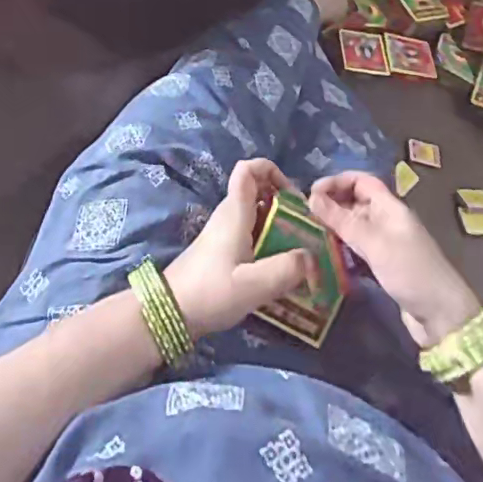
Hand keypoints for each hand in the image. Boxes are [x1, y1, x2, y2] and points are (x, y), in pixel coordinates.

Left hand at [165, 159, 314, 336]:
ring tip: (299, 250)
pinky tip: (279, 268)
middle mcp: (229, 215)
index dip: (272, 171)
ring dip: (279, 224)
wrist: (170, 312)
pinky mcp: (223, 249)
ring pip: (256, 213)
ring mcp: (224, 232)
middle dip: (284, 202)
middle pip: (257, 190)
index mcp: (235, 212)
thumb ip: (286, 270)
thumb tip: (312, 258)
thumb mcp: (253, 285)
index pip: (248, 169)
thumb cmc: (210, 292)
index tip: (293, 196)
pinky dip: (268, 241)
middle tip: (304, 228)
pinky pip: (251, 233)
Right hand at [310, 171, 482, 346]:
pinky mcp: (383, 265)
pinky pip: (358, 248)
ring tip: (311, 235)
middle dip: (332, 204)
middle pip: (356, 201)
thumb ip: (342, 220)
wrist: (442, 317)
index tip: (312, 193)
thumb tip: (312, 197)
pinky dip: (342, 248)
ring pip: (355, 226)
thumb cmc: (410, 272)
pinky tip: (327, 256)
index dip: (337, 181)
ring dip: (335, 227)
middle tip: (306, 217)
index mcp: (391, 208)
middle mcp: (388, 221)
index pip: (361, 181)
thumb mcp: (374, 243)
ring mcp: (386, 244)